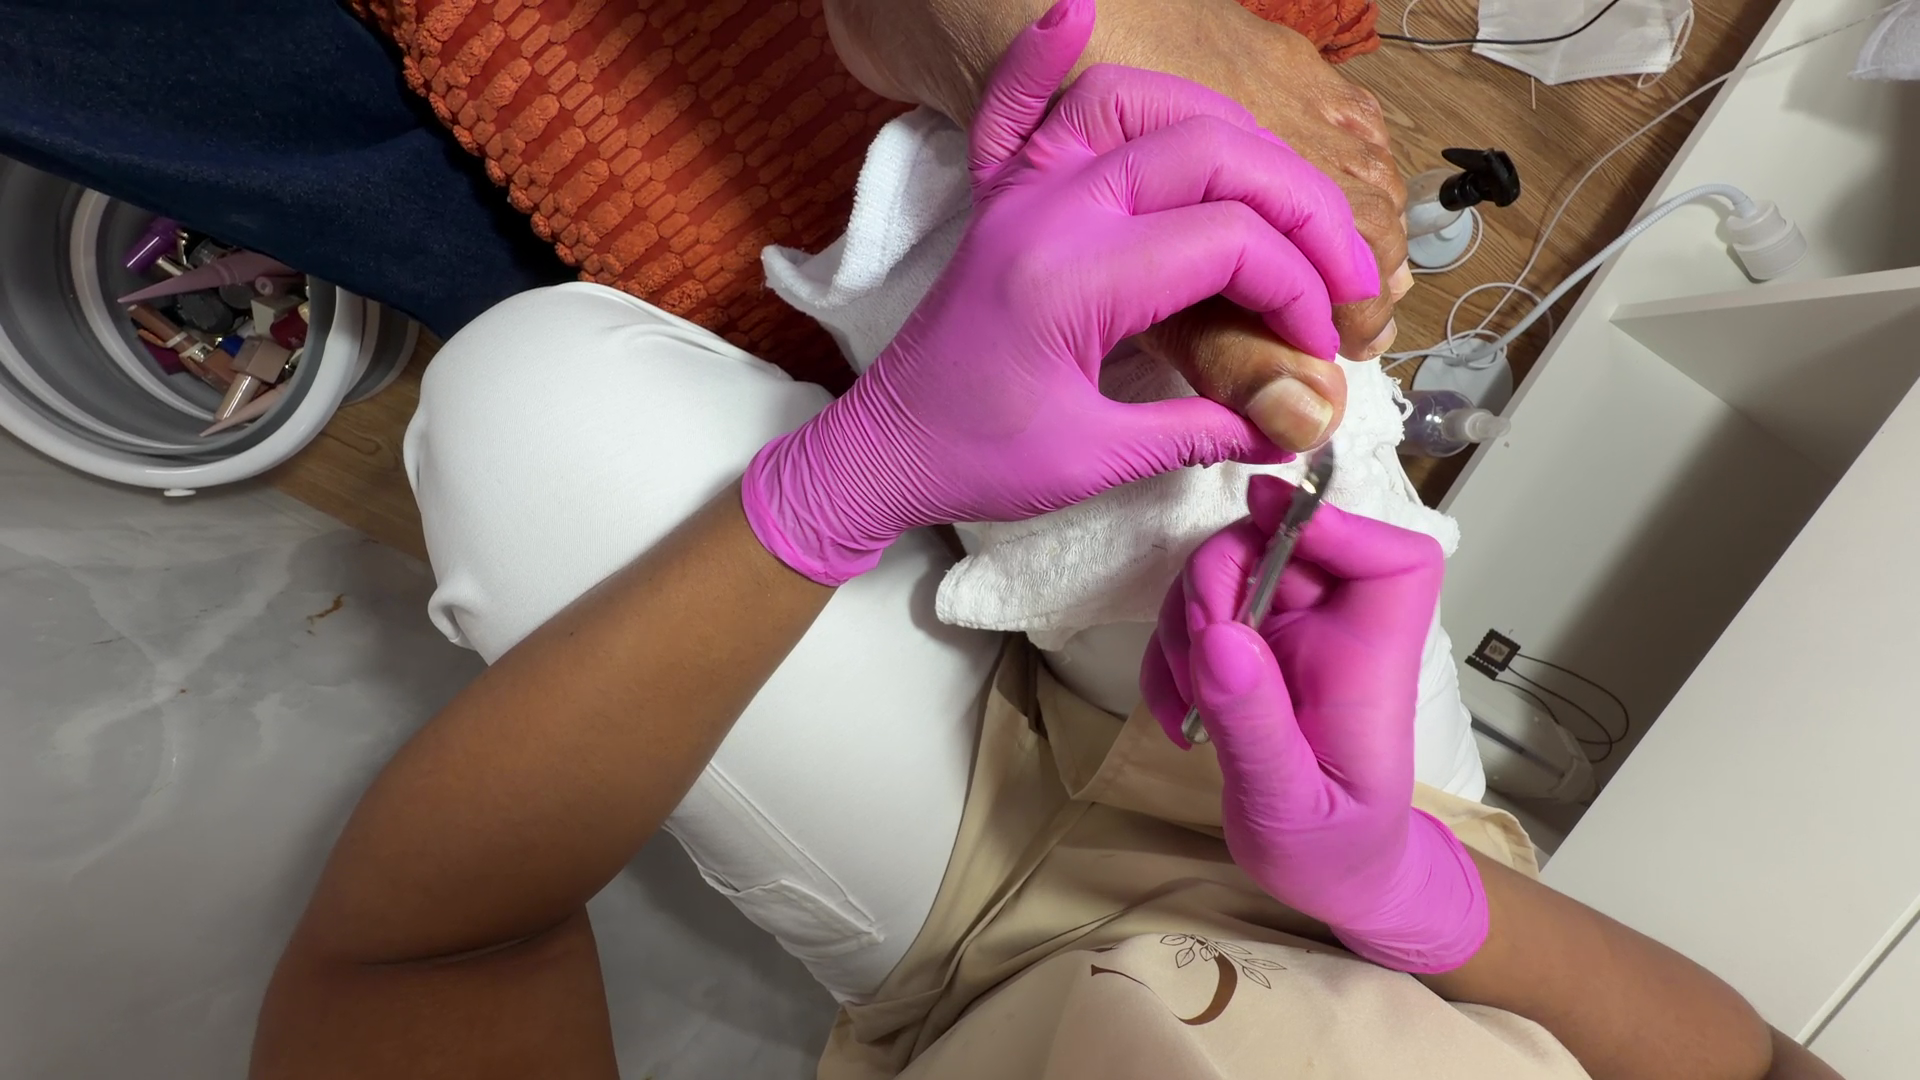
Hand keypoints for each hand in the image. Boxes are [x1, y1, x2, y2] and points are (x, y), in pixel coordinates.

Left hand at [826, 0, 1411, 450]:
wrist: (882, 454)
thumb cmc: (975, 462)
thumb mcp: (1095, 458)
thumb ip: (1200, 428)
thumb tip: (1294, 420)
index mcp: (1073, 278)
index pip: (1229, 239)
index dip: (1299, 287)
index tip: (1319, 342)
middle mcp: (1047, 212)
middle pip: (1208, 151)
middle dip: (1297, 204)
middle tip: (1339, 267)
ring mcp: (1018, 197)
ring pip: (1136, 104)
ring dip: (1221, 130)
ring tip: (1274, 190)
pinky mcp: (999, 204)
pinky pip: (1020, 106)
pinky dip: (1047, 53)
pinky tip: (1078, 10)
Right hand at [1139, 476, 1485, 972]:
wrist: (1325, 876)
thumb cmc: (1336, 850)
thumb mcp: (1292, 805)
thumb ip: (1256, 728)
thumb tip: (1219, 638)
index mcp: (1368, 658)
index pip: (1388, 561)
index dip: (1334, 522)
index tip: (1264, 517)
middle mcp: (1326, 632)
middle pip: (1273, 547)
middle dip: (1216, 583)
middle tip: (1196, 654)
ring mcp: (1278, 638)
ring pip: (1219, 577)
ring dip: (1180, 630)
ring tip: (1189, 711)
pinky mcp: (1238, 653)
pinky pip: (1190, 622)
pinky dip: (1165, 662)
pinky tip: (1177, 719)